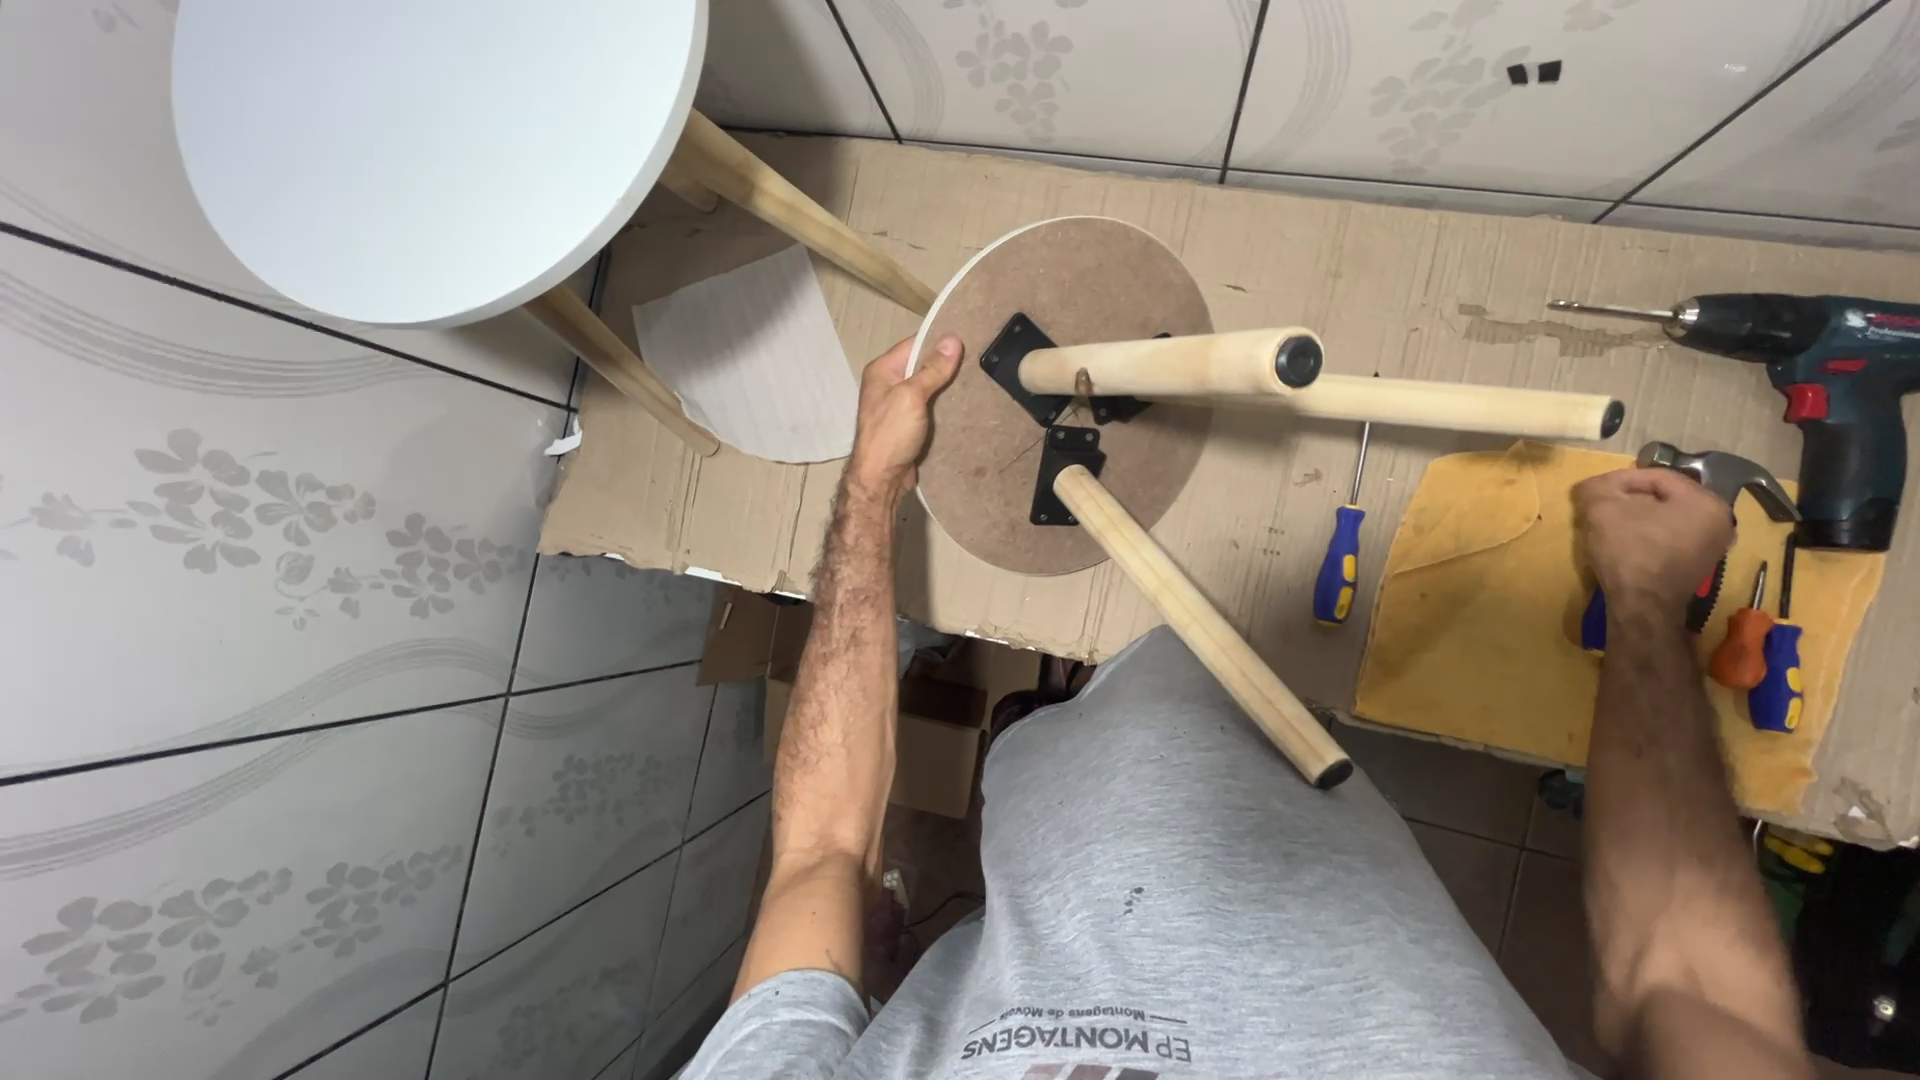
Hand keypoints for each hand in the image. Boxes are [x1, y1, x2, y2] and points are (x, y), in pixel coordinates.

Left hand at [844, 334, 963, 501]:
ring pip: (929, 387)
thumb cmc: (891, 434)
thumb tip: (952, 340)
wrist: (882, 479)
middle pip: (923, 365)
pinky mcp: (910, 424)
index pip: (914, 344)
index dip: (940, 340)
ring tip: (979, 378)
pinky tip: (966, 403)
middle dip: (947, 364)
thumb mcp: (912, 396)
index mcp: (882, 371)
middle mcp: (889, 384)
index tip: (968, 337)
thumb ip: (932, 369)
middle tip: (978, 359)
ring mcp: (899, 406)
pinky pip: (931, 407)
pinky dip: (946, 405)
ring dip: (949, 386)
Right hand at [1574, 468, 1734, 620]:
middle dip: (1629, 498)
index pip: (1658, 476)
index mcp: (1705, 501)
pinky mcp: (1699, 562)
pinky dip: (1647, 533)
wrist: (1643, 605)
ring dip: (1636, 515)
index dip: (1620, 478)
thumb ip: (1596, 488)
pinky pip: (1671, 535)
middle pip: (1665, 496)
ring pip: (1668, 516)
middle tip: (1600, 505)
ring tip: (1608, 523)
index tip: (1592, 490)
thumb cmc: (1629, 551)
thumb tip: (1592, 486)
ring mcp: (1712, 544)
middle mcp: (1719, 519)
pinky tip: (1625, 541)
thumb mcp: (1602, 510)